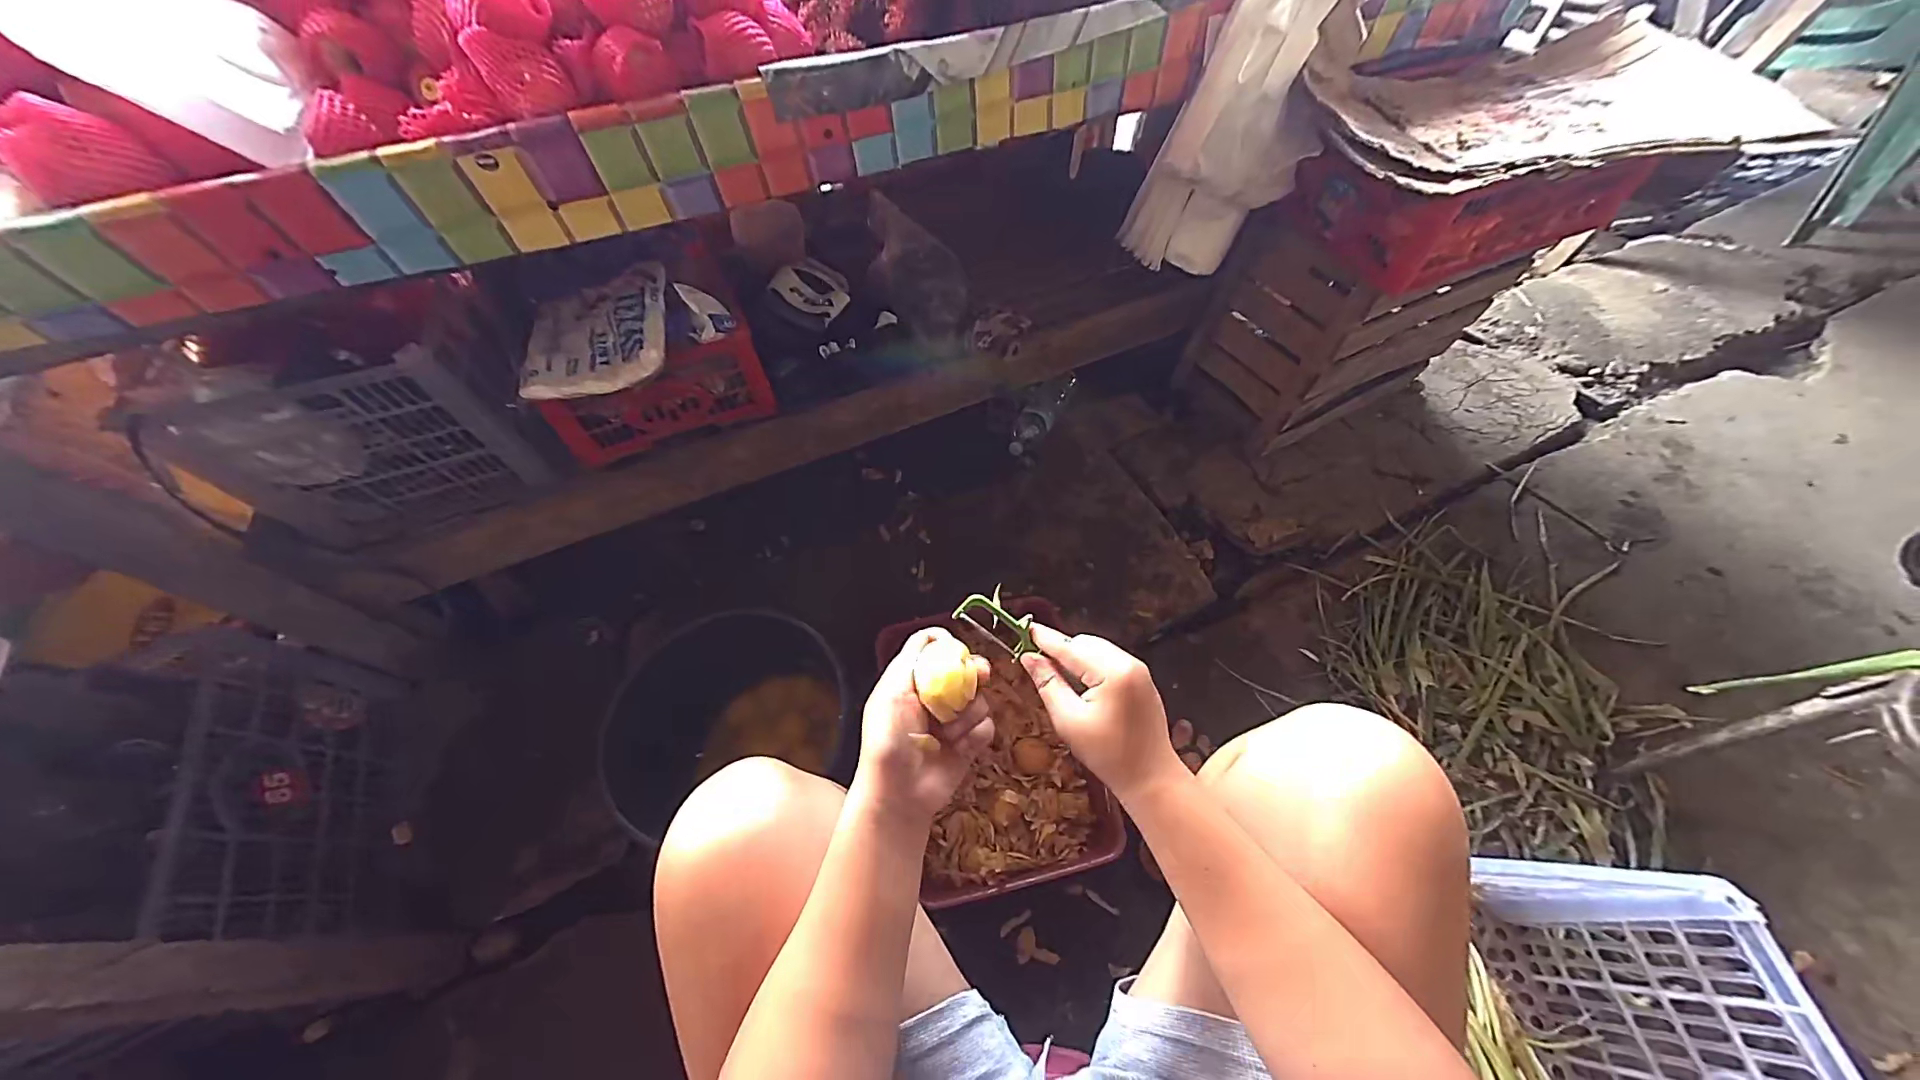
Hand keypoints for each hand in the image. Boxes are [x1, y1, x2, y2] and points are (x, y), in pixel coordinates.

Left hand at [854, 628, 994, 821]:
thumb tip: (933, 635)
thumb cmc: (886, 745)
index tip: (958, 653)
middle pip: (965, 671)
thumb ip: (910, 661)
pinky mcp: (968, 742)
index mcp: (911, 682)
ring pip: (980, 699)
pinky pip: (987, 725)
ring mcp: (953, 720)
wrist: (900, 795)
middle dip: (973, 675)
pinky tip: (959, 747)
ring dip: (967, 716)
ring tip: (948, 733)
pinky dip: (975, 735)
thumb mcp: (891, 694)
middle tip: (978, 678)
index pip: (934, 650)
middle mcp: (934, 697)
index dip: (949, 647)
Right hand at [1019, 623, 1183, 798]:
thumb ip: (1048, 683)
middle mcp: (1130, 664)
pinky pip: (1110, 659)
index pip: (1070, 647)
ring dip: (1076, 656)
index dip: (1045, 638)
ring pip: (1097, 648)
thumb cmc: (1109, 755)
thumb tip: (1029, 658)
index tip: (1025, 629)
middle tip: (1037, 659)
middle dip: (1061, 649)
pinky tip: (1079, 681)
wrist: (1150, 777)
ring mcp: (1139, 670)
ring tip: (1056, 672)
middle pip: (1085, 642)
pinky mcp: (1142, 679)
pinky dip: (1091, 664)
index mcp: (1113, 672)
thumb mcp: (1069, 720)